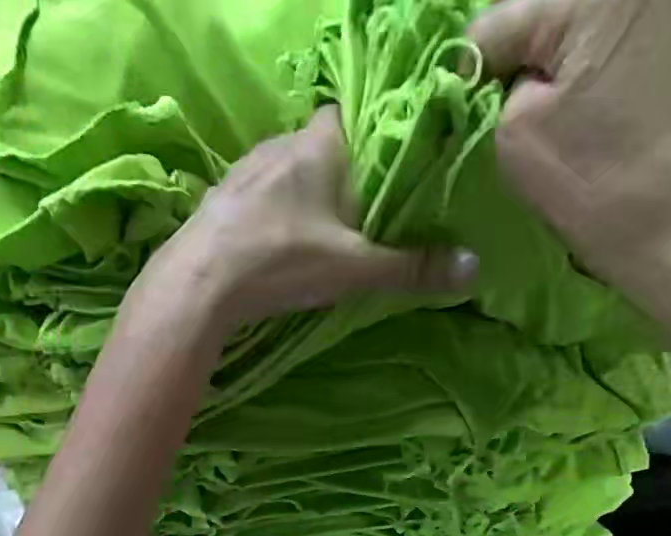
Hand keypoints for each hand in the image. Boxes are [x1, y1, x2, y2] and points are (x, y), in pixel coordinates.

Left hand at [140, 106, 478, 337]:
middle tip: (352, 212)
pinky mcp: (213, 202)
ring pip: (279, 173)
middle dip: (334, 174)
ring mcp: (239, 172)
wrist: (197, 285)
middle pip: (316, 146)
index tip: (382, 169)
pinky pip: (249, 200)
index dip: (369, 137)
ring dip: (295, 196)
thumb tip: (474, 269)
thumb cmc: (281, 261)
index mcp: (318, 144)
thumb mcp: (354, 268)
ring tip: (309, 233)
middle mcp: (277, 144)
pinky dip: (262, 216)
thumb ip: (410, 267)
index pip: (351, 115)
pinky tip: (265, 245)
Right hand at [468, 0, 670, 290]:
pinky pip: (597, 41)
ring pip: (565, 26)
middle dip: (509, 59)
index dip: (470, 75)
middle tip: (496, 113)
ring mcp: (663, 6)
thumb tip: (480, 72)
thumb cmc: (588, 174)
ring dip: (538, 65)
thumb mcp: (513, 126)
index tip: (465, 121)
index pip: (494, 22)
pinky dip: (572, 69)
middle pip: (535, 13)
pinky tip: (572, 108)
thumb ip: (487, 82)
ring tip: (533, 111)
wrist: (669, 222)